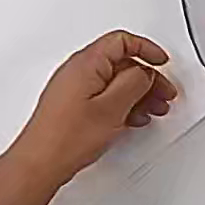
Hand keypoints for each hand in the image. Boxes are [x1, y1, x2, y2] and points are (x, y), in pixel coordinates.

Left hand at [10, 30, 179, 185]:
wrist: (41, 163)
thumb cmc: (67, 137)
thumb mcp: (113, 106)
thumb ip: (135, 82)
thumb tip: (145, 73)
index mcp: (87, 63)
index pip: (122, 41)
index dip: (146, 49)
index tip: (161, 62)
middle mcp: (78, 71)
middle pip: (121, 62)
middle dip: (147, 77)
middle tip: (163, 91)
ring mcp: (74, 88)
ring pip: (115, 81)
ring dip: (138, 93)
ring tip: (153, 108)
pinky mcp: (73, 105)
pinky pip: (104, 95)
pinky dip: (123, 103)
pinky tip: (133, 117)